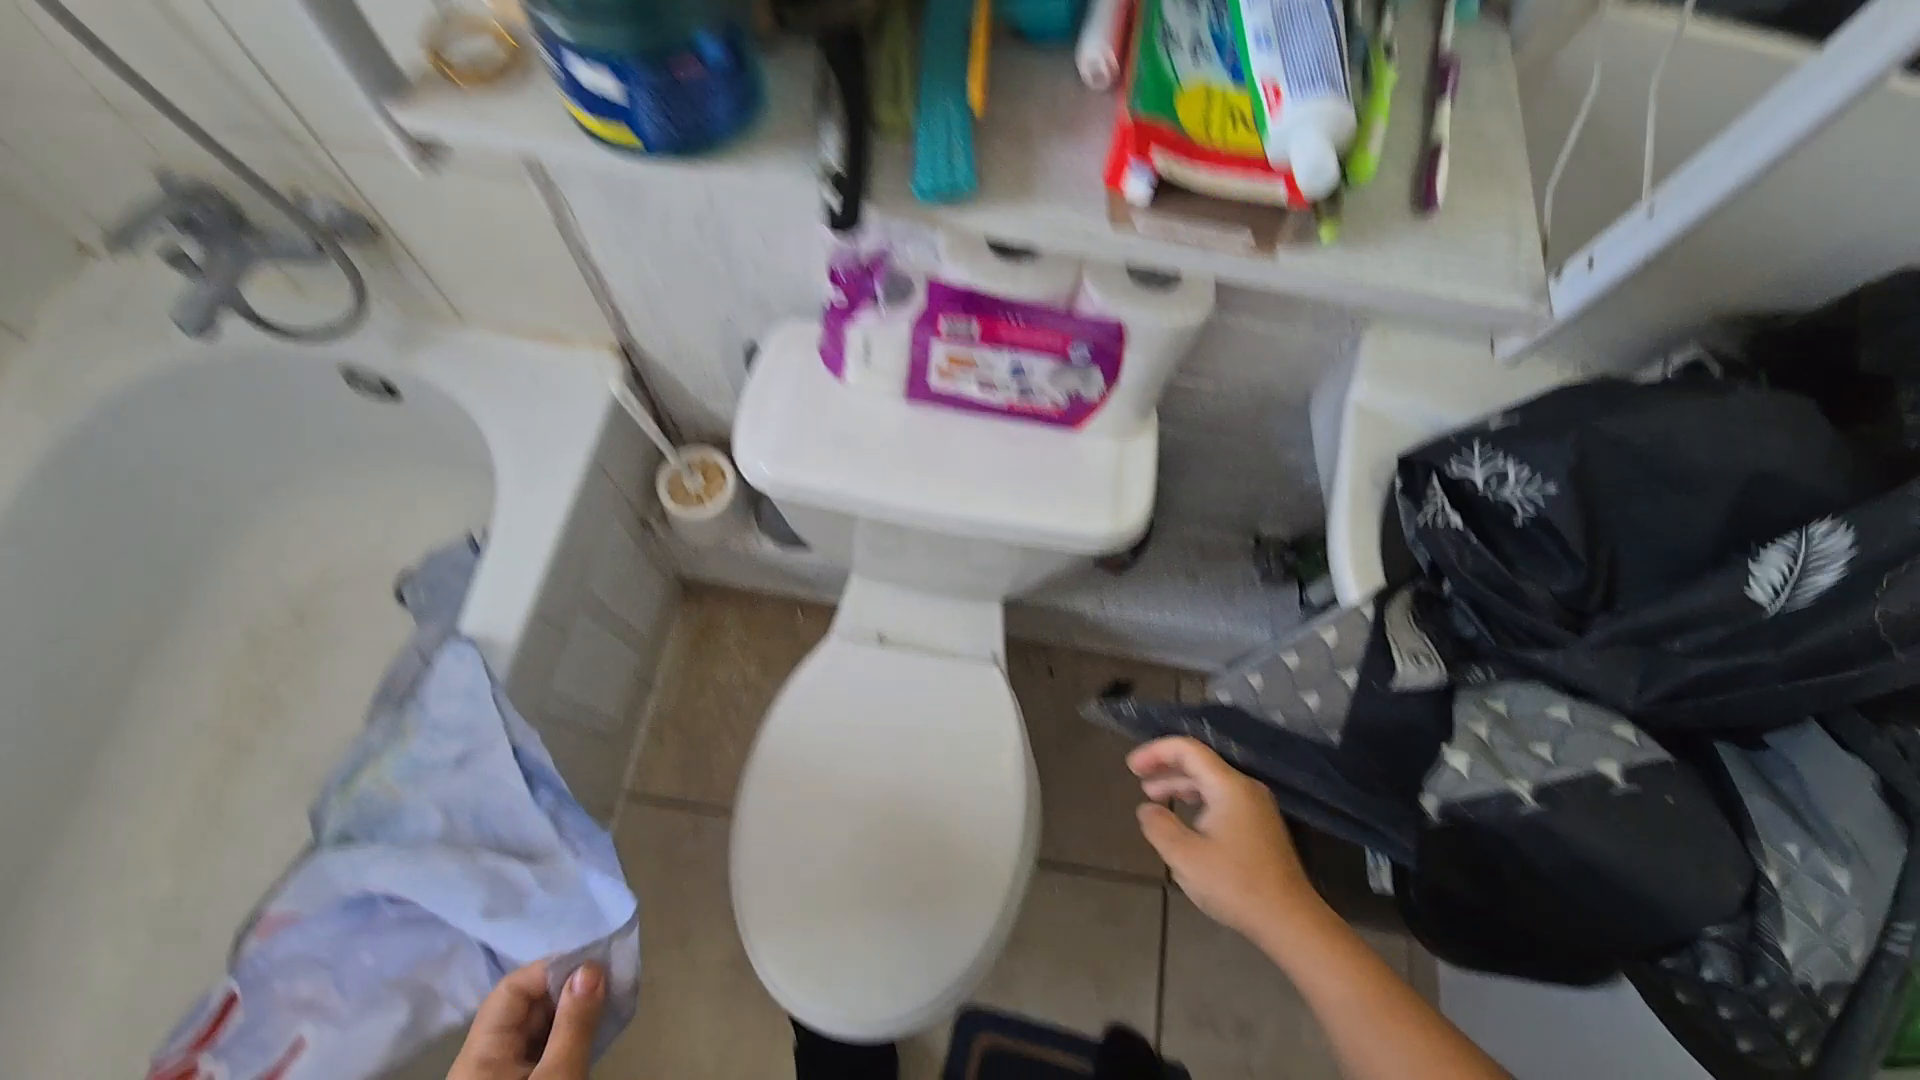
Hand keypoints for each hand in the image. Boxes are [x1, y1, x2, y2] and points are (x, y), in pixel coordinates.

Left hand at [447, 961, 604, 1079]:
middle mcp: (483, 1058)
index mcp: (479, 1053)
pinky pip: (540, 1051)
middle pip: (525, 1007)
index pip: (512, 988)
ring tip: (608, 1003)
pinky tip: (593, 1032)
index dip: (552, 970)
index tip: (595, 965)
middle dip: (567, 990)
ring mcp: (498, 1075)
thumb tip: (591, 967)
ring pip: (536, 1029)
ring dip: (571, 1013)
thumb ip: (574, 1024)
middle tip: (611, 983)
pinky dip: (567, 1037)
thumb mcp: (558, 1077)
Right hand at [1129, 737, 1321, 938]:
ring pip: (1212, 783)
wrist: (1289, 920)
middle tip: (1138, 780)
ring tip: (1154, 798)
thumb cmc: (1235, 885)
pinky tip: (1184, 820)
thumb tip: (1146, 809)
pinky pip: (1223, 800)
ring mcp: (1257, 807)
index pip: (1188, 750)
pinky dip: (1197, 801)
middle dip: (1166, 768)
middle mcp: (1246, 789)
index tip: (1132, 767)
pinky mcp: (1261, 826)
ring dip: (1180, 786)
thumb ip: (1159, 826)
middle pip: (1200, 764)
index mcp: (1229, 787)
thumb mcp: (1185, 857)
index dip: (1156, 752)